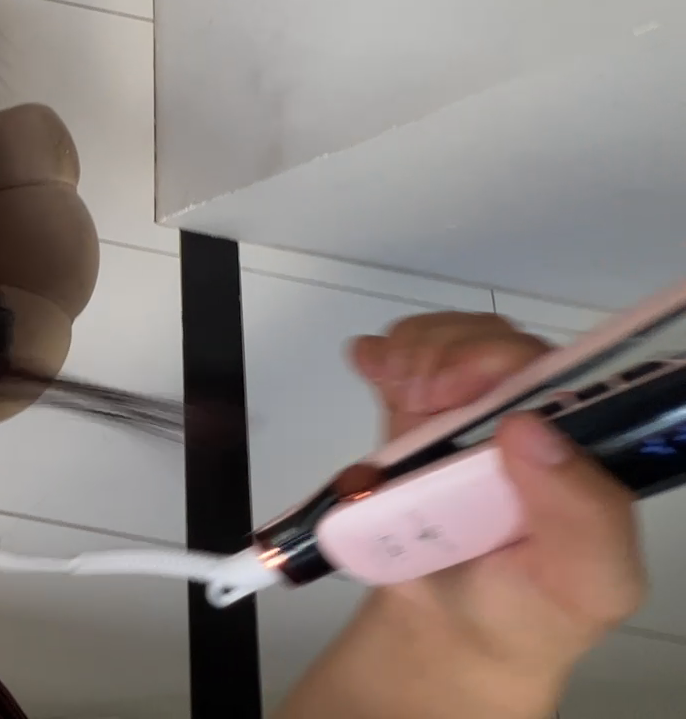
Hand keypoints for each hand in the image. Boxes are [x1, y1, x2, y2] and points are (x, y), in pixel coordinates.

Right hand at [349, 314, 644, 707]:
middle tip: (421, 398)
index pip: (555, 369)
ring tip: (397, 395)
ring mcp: (458, 411)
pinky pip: (390, 357)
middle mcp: (522, 417)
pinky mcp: (405, 413)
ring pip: (438, 338)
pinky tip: (371, 371)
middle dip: (443, 351)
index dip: (500, 359)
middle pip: (488, 338)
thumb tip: (529, 427)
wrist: (444, 618)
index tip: (455, 392)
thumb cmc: (528, 606)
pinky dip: (376, 353)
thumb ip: (581, 514)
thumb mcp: (586, 581)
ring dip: (408, 351)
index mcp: (579, 446)